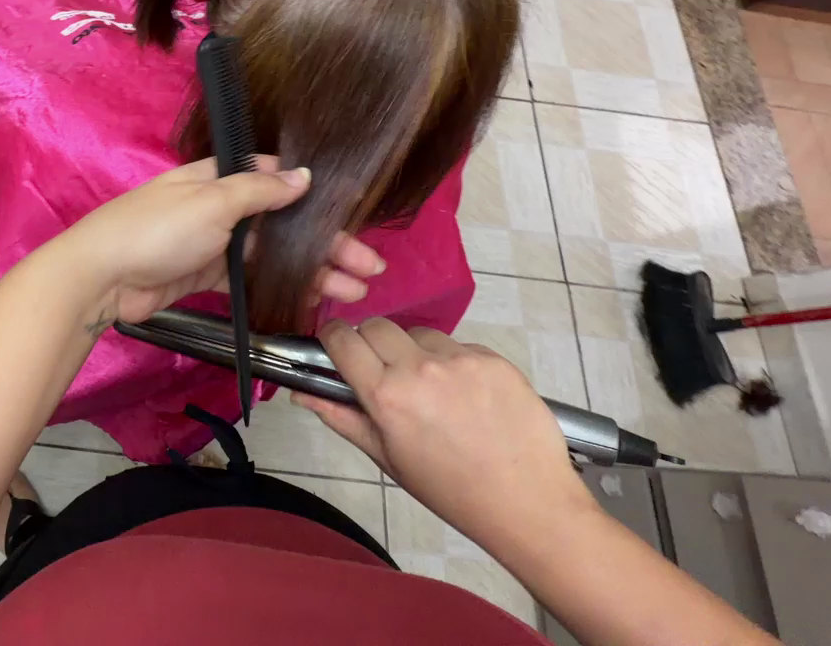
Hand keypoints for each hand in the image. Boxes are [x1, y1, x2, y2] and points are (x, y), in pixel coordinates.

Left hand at [38, 156, 383, 330]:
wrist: (103, 277)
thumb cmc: (157, 228)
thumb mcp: (211, 201)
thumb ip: (258, 190)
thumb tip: (303, 175)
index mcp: (217, 178)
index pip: (274, 179)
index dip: (314, 197)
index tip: (353, 214)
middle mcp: (218, 207)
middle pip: (281, 222)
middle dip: (325, 243)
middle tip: (369, 267)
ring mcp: (213, 243)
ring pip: (272, 255)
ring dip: (311, 270)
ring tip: (355, 290)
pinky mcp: (205, 276)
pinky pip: (251, 279)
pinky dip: (280, 288)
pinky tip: (312, 300)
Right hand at [294, 318, 598, 553]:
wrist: (531, 505)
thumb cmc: (450, 490)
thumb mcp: (387, 458)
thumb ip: (341, 417)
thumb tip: (299, 393)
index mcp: (386, 395)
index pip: (342, 338)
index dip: (334, 339)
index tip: (338, 348)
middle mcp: (418, 368)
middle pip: (377, 325)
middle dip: (372, 342)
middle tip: (386, 371)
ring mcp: (459, 360)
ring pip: (419, 333)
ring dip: (415, 351)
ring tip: (435, 388)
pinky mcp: (493, 359)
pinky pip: (458, 346)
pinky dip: (454, 362)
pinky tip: (469, 395)